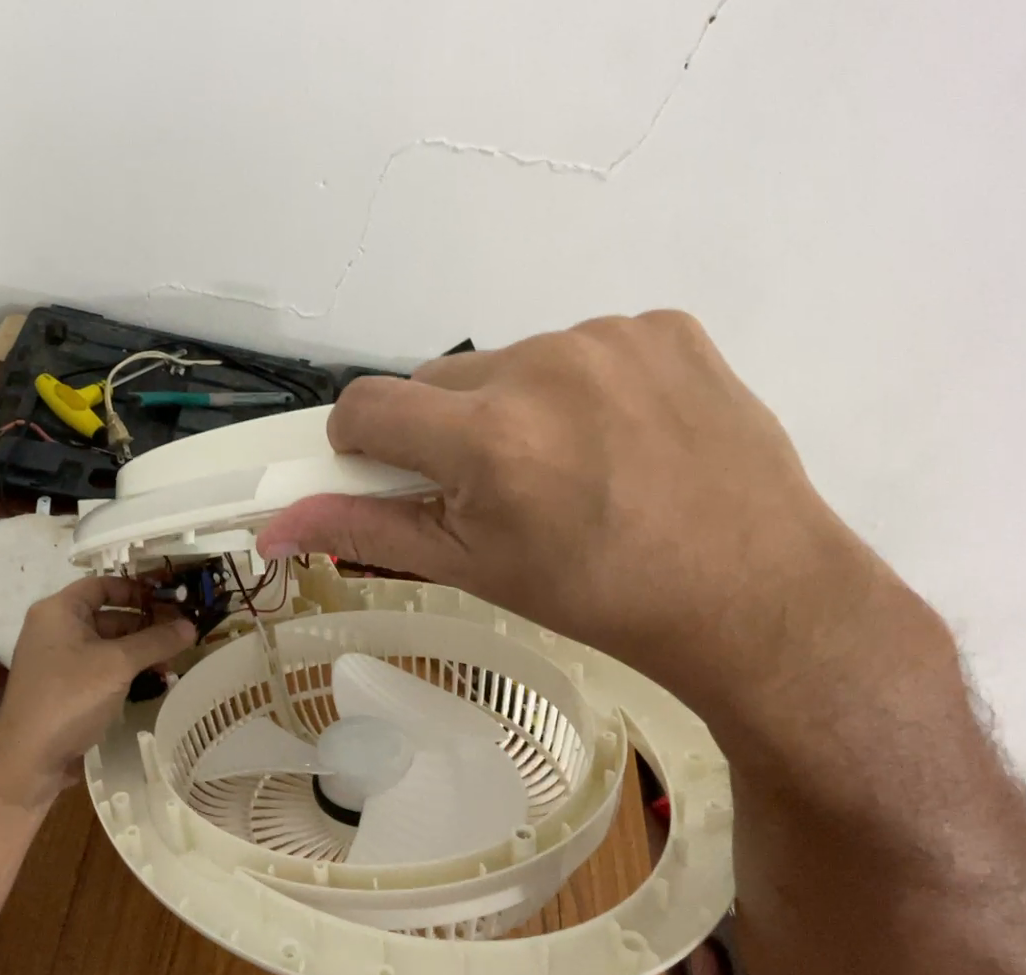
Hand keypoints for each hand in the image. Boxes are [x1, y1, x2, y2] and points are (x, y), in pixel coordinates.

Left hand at [0, 577, 195, 808]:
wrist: (28, 758)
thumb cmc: (70, 697)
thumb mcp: (119, 665)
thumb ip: (156, 641)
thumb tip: (191, 626)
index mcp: (58, 610)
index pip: (102, 584)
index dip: (136, 589)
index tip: (169, 599)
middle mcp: (53, 628)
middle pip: (107, 615)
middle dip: (145, 624)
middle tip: (180, 634)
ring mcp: (56, 660)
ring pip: (106, 644)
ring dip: (139, 651)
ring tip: (172, 663)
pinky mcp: (62, 687)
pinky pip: (99, 668)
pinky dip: (124, 671)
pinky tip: (152, 683)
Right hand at [256, 311, 902, 708]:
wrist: (755, 597)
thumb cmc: (596, 596)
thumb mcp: (469, 567)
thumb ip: (363, 531)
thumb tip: (270, 528)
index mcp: (487, 436)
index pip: (365, 404)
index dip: (361, 442)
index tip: (392, 472)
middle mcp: (542, 365)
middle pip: (437, 381)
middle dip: (442, 430)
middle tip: (496, 487)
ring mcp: (611, 336)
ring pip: (509, 363)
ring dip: (511, 407)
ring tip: (570, 466)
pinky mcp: (666, 326)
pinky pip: (583, 346)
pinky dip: (580, 386)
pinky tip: (623, 437)